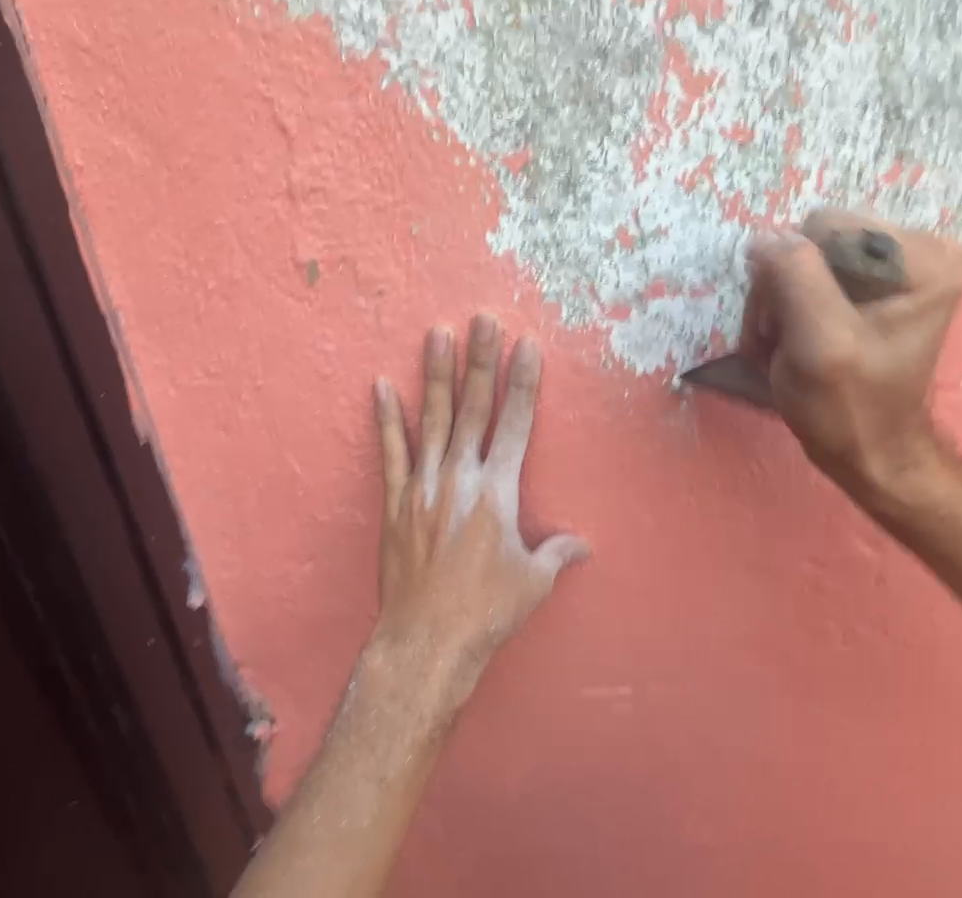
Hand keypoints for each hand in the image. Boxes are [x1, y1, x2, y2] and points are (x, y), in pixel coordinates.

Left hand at [369, 315, 588, 716]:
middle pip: (474, 408)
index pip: (517, 423)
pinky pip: (391, 453)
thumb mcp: (533, 582)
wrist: (426, 641)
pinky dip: (385, 419)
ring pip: (432, 419)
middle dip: (481, 360)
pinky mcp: (396, 503)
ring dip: (436, 373)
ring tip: (438, 332)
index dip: (523, 382)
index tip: (527, 346)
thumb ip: (556, 553)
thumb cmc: (486, 612)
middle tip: (483, 319)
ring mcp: (424, 487)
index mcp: (499, 492)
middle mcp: (461, 479)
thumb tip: (580, 545)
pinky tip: (381, 386)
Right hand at [739, 208, 961, 500]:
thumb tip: (766, 236)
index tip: (792, 327)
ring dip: (778, 304)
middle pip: (814, 240)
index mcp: (927, 257)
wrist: (867, 453)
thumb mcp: (821, 343)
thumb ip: (796, 279)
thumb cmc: (850, 408)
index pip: (826, 226)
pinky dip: (786, 310)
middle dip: (783, 291)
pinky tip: (789, 343)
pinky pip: (807, 274)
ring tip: (783, 347)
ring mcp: (894, 266)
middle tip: (781, 340)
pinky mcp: (873, 283)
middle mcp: (919, 249)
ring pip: (802, 258)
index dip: (795, 273)